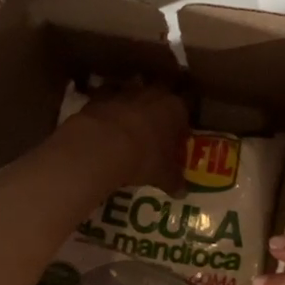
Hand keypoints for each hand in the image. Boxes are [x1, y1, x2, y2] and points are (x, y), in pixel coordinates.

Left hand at [64, 83, 188, 192]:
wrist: (101, 145)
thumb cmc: (142, 158)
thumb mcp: (163, 175)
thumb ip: (174, 181)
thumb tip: (182, 192)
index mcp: (175, 108)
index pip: (185, 112)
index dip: (181, 128)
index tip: (176, 141)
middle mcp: (152, 93)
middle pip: (159, 99)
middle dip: (157, 113)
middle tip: (153, 133)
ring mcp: (124, 92)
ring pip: (133, 96)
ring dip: (132, 108)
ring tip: (128, 128)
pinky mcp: (99, 96)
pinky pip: (107, 100)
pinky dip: (107, 110)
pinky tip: (105, 127)